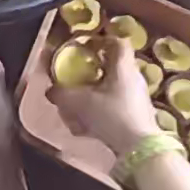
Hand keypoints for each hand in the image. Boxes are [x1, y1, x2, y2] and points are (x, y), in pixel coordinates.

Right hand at [47, 36, 159, 155]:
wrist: (139, 148)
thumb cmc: (111, 116)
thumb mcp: (80, 103)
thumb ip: (62, 94)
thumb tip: (51, 90)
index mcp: (123, 68)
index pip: (118, 43)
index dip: (103, 40)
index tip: (87, 45)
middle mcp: (134, 79)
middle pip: (114, 67)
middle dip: (94, 71)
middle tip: (77, 76)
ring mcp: (139, 98)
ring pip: (114, 88)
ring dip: (96, 94)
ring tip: (78, 107)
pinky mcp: (139, 116)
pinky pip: (117, 107)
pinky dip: (102, 111)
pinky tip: (87, 128)